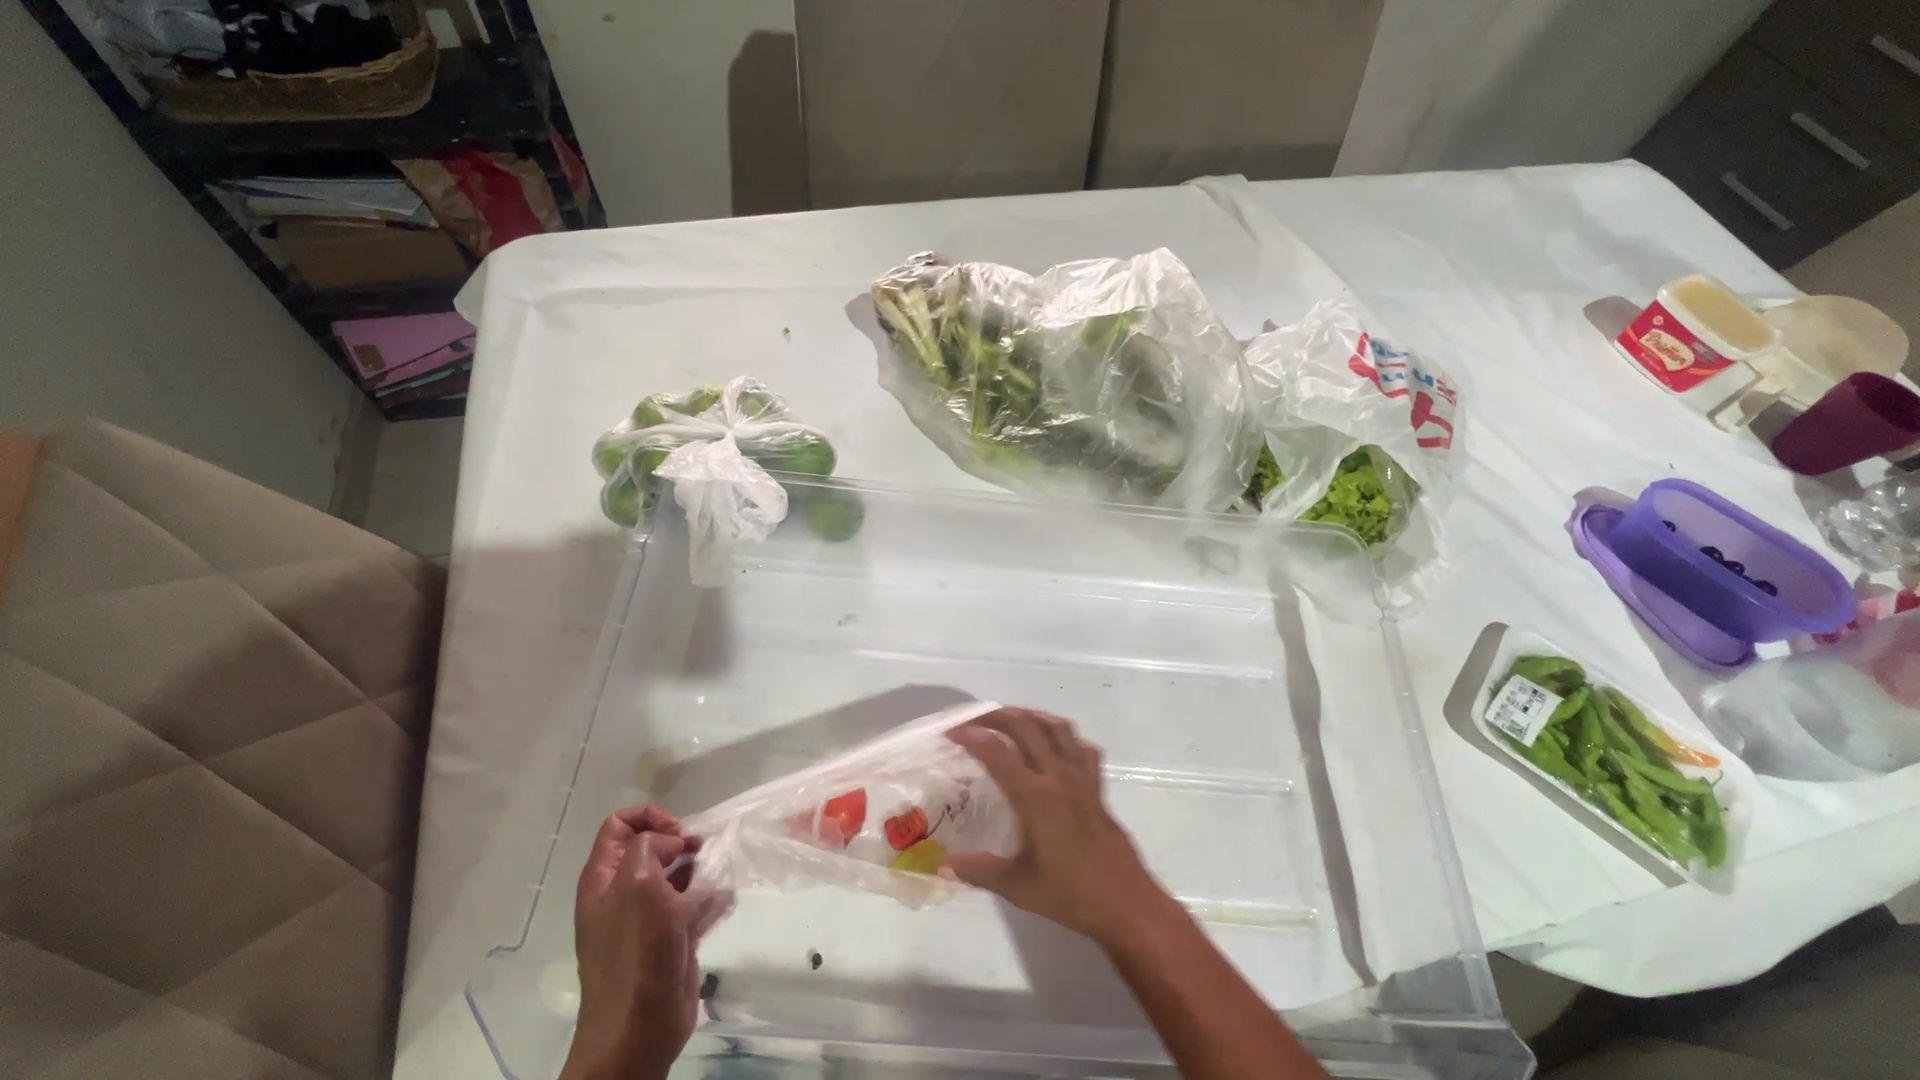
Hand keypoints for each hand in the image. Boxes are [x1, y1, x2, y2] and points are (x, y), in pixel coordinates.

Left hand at [562, 805, 728, 1079]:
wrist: (638, 1026)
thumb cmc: (634, 951)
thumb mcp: (636, 885)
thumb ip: (649, 849)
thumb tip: (670, 846)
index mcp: (603, 878)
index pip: (619, 825)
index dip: (649, 818)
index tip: (677, 833)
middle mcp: (622, 893)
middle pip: (650, 848)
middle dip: (679, 842)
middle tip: (702, 849)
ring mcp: (647, 918)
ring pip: (675, 877)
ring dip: (700, 869)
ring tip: (719, 871)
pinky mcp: (672, 940)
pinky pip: (693, 908)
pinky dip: (711, 899)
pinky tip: (727, 899)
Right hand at [944, 707, 1179, 948]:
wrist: (1126, 904)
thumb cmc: (1071, 895)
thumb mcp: (1019, 887)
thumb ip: (980, 871)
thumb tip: (944, 865)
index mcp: (1035, 797)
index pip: (997, 752)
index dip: (972, 736)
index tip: (952, 733)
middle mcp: (1059, 778)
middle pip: (1027, 727)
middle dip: (997, 716)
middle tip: (975, 720)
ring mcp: (1083, 780)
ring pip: (1058, 729)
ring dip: (1032, 717)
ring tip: (1011, 721)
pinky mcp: (1099, 789)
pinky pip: (1083, 749)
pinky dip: (1065, 739)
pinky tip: (1055, 748)